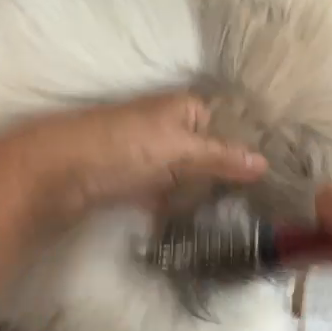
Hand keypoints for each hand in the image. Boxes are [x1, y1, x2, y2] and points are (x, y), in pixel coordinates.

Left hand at [0, 94, 266, 228]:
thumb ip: (222, 159)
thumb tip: (264, 163)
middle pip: (207, 151)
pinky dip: (179, 205)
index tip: (273, 174)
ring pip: (188, 174)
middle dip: (228, 173)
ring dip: (204, 193)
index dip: (244, 145)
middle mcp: (167, 127)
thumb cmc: (123, 147)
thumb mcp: (181, 150)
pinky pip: (167, 193)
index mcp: (182, 107)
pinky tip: (199, 222)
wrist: (58, 171)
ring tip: (241, 216)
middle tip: (263, 201)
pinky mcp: (133, 182)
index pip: (224, 123)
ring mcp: (149, 156)